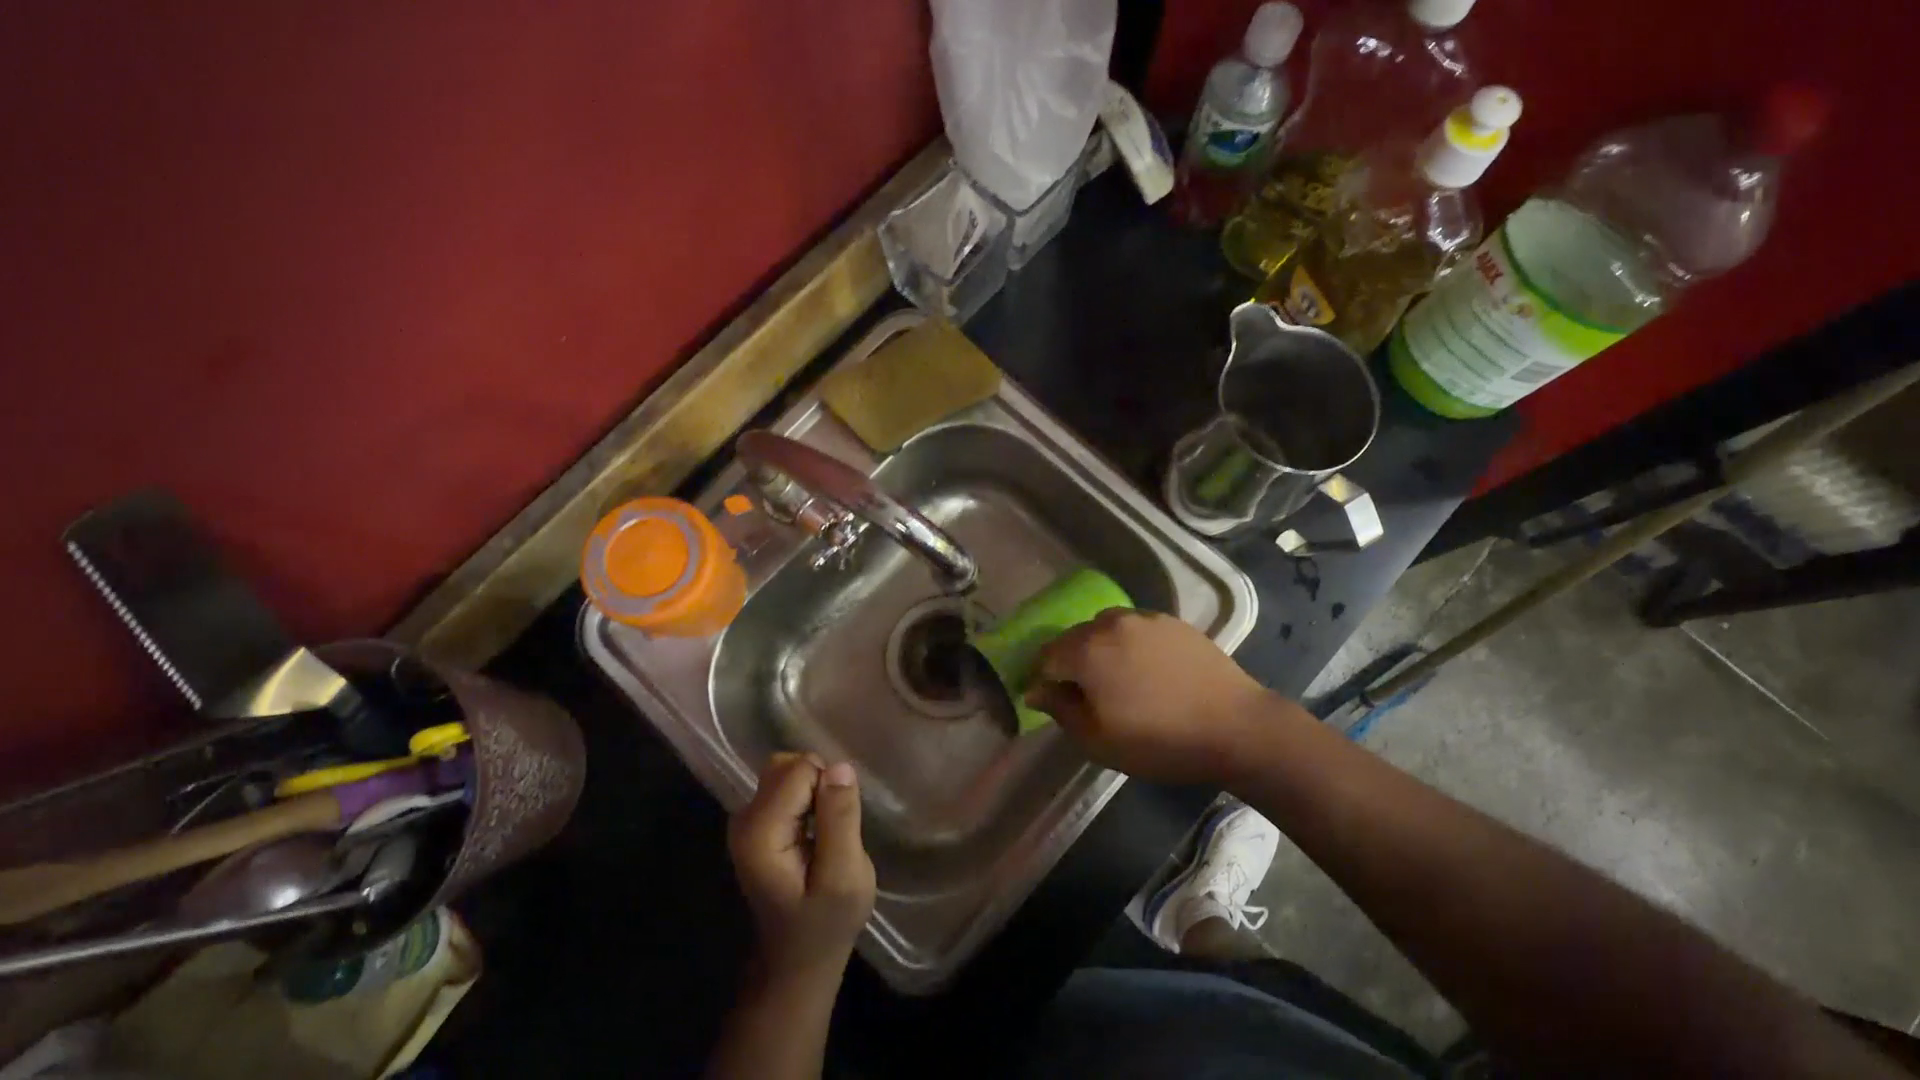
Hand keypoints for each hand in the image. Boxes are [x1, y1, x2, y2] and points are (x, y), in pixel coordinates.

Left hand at [727, 753, 876, 981]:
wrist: (797, 961)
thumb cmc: (825, 924)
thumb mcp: (845, 876)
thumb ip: (840, 819)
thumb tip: (839, 766)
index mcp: (760, 831)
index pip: (800, 770)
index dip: (830, 790)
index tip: (838, 827)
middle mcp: (743, 818)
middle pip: (788, 766)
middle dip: (820, 786)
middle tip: (833, 830)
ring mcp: (745, 820)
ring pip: (785, 772)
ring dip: (814, 793)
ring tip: (825, 832)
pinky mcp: (754, 824)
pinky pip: (784, 787)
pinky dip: (806, 800)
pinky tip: (815, 834)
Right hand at [1025, 609, 1279, 784]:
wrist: (1234, 726)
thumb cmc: (1158, 741)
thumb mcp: (1098, 740)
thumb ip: (1061, 710)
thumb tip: (1036, 690)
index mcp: (1085, 650)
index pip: (1045, 657)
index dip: (1043, 680)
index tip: (1053, 703)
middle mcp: (1111, 623)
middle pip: (1075, 638)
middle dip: (1071, 663)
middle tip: (1086, 696)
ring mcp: (1146, 618)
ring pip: (1107, 629)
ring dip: (1102, 650)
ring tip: (1120, 681)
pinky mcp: (1175, 623)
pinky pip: (1138, 629)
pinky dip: (1132, 646)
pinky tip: (1149, 672)